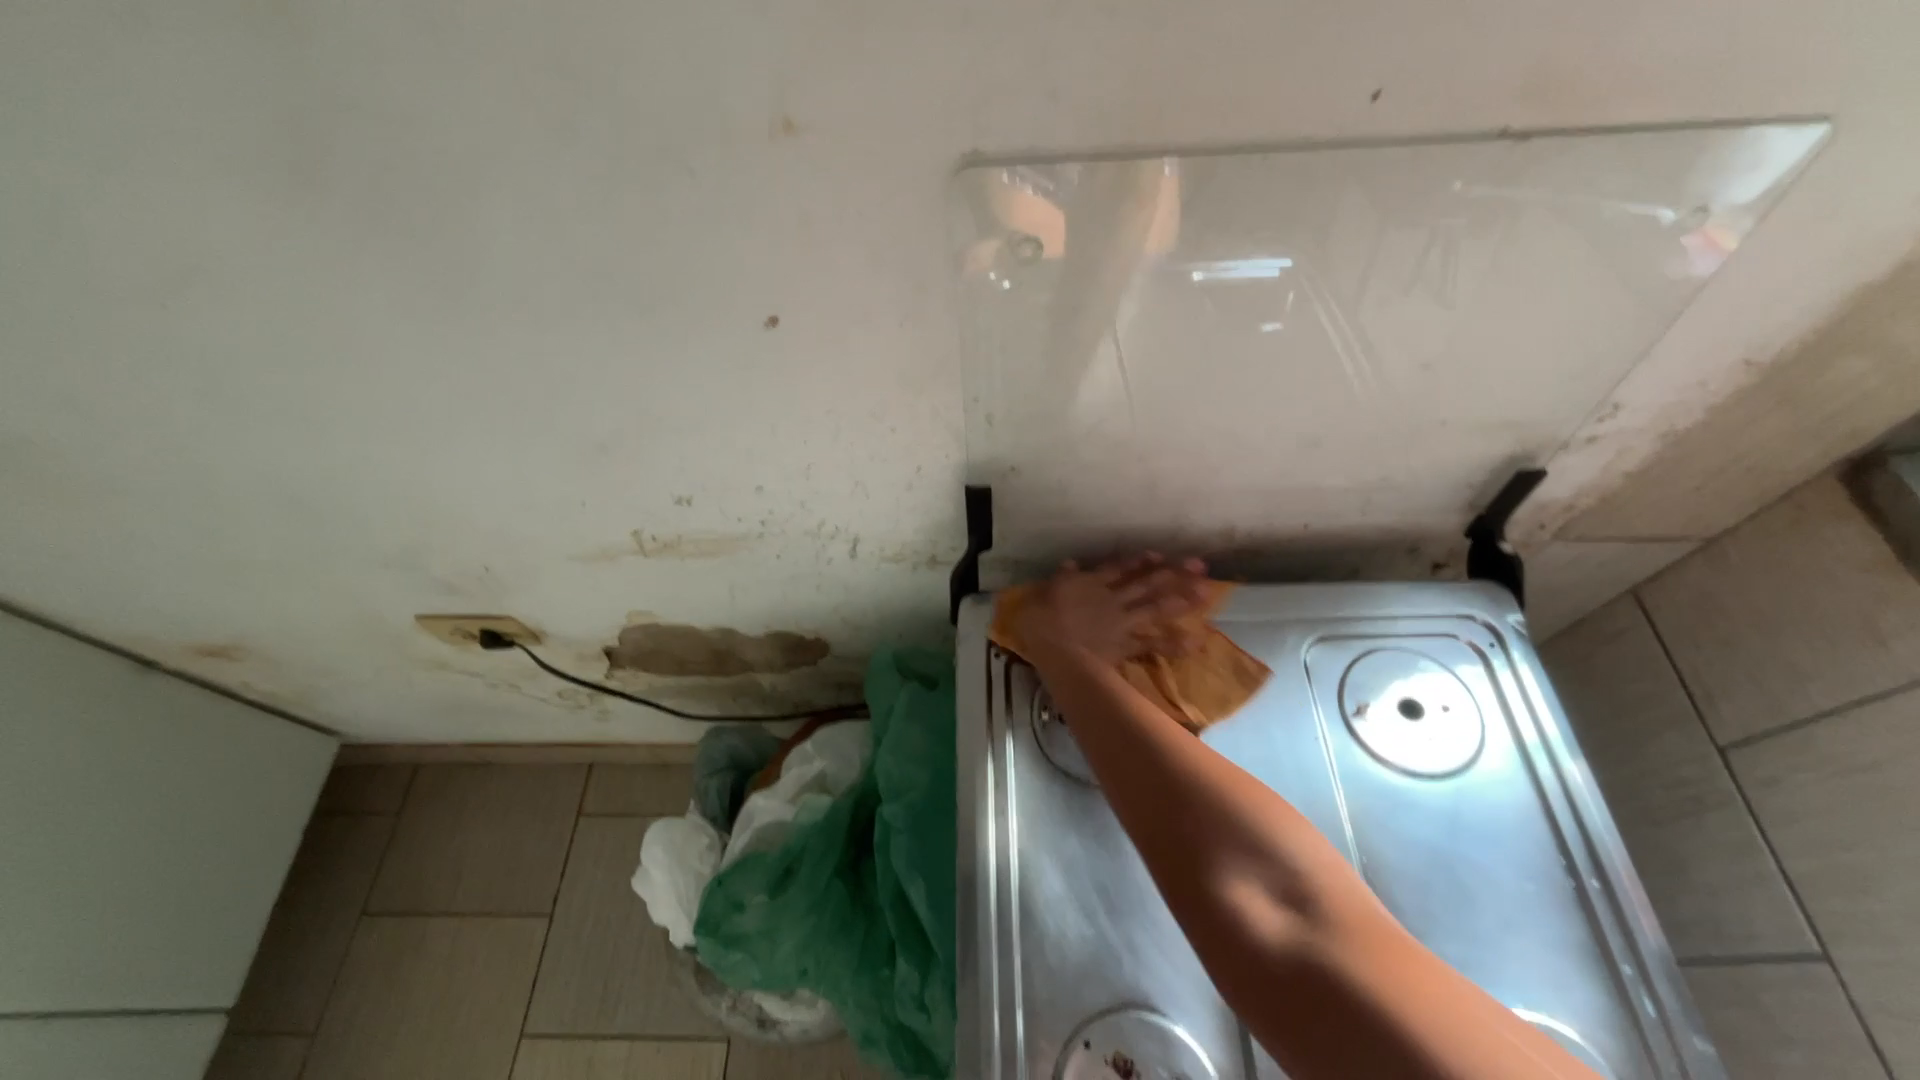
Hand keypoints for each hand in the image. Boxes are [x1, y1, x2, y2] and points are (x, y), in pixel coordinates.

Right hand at [1015, 553, 1211, 664]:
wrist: (1056, 651)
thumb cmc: (1040, 623)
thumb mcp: (1041, 594)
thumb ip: (1060, 578)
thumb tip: (1071, 562)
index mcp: (1090, 584)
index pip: (1118, 567)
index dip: (1138, 561)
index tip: (1159, 555)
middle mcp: (1112, 598)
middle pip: (1146, 583)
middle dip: (1173, 573)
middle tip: (1200, 566)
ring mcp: (1122, 621)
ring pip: (1155, 608)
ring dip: (1182, 600)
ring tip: (1207, 594)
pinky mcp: (1126, 645)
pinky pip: (1153, 644)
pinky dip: (1175, 644)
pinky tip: (1197, 641)